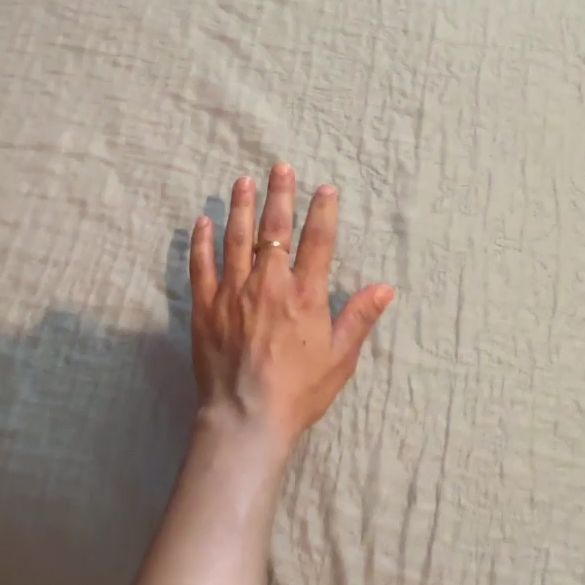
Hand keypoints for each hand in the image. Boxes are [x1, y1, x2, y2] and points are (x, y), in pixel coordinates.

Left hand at [188, 164, 394, 446]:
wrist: (246, 417)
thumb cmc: (298, 392)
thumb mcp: (339, 358)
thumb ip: (359, 318)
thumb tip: (384, 288)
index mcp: (304, 296)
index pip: (317, 242)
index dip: (323, 212)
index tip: (324, 189)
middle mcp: (268, 285)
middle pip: (274, 230)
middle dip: (280, 195)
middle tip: (279, 168)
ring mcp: (233, 292)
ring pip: (236, 239)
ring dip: (240, 207)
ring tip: (242, 182)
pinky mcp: (205, 306)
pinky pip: (200, 265)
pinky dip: (200, 242)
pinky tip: (201, 221)